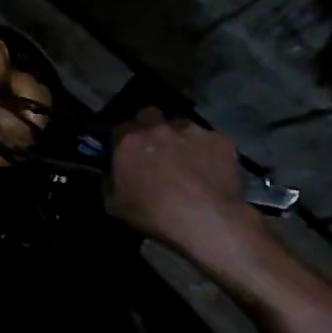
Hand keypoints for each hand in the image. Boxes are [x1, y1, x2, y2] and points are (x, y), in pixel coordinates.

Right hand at [104, 108, 261, 258]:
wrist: (204, 218)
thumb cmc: (152, 213)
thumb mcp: (114, 205)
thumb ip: (110, 183)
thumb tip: (113, 175)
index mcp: (129, 142)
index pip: (120, 128)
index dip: (122, 139)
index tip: (125, 151)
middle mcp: (159, 129)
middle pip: (149, 114)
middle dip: (149, 126)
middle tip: (153, 147)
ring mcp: (193, 131)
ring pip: (182, 125)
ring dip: (179, 137)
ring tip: (186, 159)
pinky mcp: (221, 140)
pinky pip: (211, 140)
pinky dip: (207, 150)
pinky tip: (210, 168)